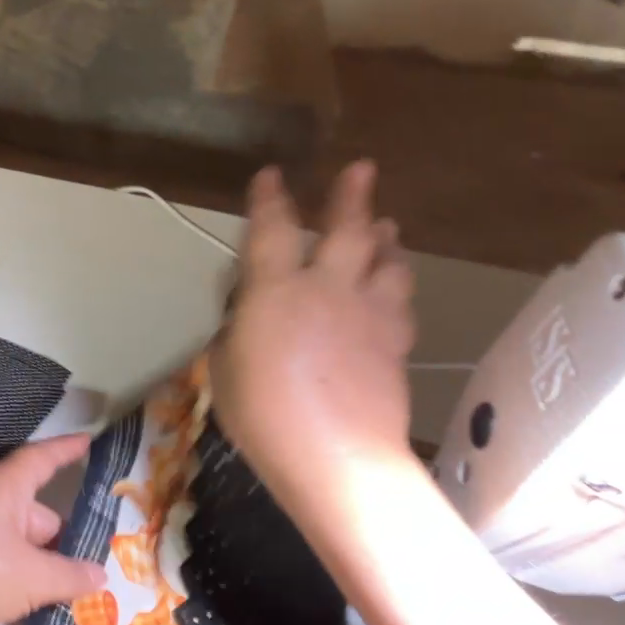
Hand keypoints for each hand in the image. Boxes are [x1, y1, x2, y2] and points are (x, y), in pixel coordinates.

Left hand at [0, 436, 106, 624]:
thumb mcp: (34, 576)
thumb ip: (71, 575)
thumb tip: (98, 574)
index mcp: (3, 485)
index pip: (41, 458)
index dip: (66, 449)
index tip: (89, 441)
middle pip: (38, 510)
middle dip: (69, 534)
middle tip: (113, 560)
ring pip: (24, 540)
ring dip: (49, 563)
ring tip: (91, 591)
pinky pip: (7, 559)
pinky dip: (28, 576)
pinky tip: (51, 604)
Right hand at [212, 161, 417, 507]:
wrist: (336, 455)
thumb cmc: (260, 410)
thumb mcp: (224, 362)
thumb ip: (238, 327)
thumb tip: (251, 313)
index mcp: (275, 291)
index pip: (269, 232)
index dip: (269, 200)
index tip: (271, 175)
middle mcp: (327, 289)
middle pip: (347, 232)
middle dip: (351, 197)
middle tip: (360, 169)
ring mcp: (369, 314)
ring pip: (387, 261)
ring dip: (384, 238)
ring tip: (384, 225)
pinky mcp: (395, 343)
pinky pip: (400, 299)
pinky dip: (395, 282)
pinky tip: (393, 285)